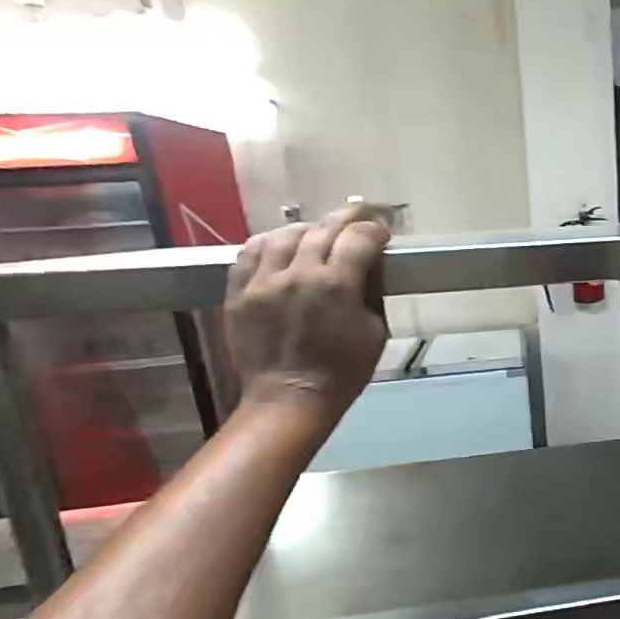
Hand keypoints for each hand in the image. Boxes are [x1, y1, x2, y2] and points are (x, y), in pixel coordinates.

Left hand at [225, 205, 389, 425]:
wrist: (289, 400)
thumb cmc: (341, 373)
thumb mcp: (375, 334)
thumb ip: (372, 294)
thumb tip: (369, 266)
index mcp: (337, 286)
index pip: (359, 238)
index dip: (375, 230)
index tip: (381, 234)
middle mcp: (298, 274)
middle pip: (324, 228)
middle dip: (347, 219)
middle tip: (359, 218)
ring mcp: (263, 281)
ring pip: (285, 234)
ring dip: (308, 229)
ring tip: (318, 233)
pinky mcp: (238, 292)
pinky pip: (250, 252)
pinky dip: (270, 243)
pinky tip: (281, 246)